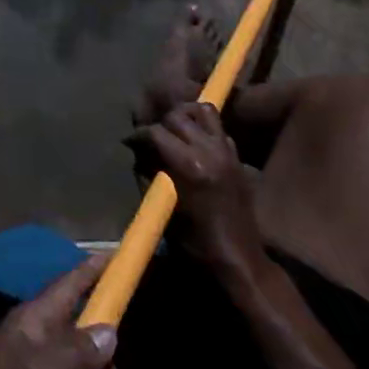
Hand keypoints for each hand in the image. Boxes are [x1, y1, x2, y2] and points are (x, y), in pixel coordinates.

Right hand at [127, 101, 264, 276]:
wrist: (237, 257)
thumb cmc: (193, 239)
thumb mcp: (163, 204)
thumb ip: (149, 170)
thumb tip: (139, 150)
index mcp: (188, 164)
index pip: (156, 132)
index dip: (138, 135)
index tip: (130, 142)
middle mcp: (209, 151)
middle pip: (177, 116)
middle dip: (160, 124)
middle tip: (152, 139)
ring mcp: (226, 152)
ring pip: (203, 111)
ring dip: (185, 116)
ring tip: (175, 130)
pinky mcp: (237, 157)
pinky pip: (219, 128)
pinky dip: (204, 128)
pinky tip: (196, 143)